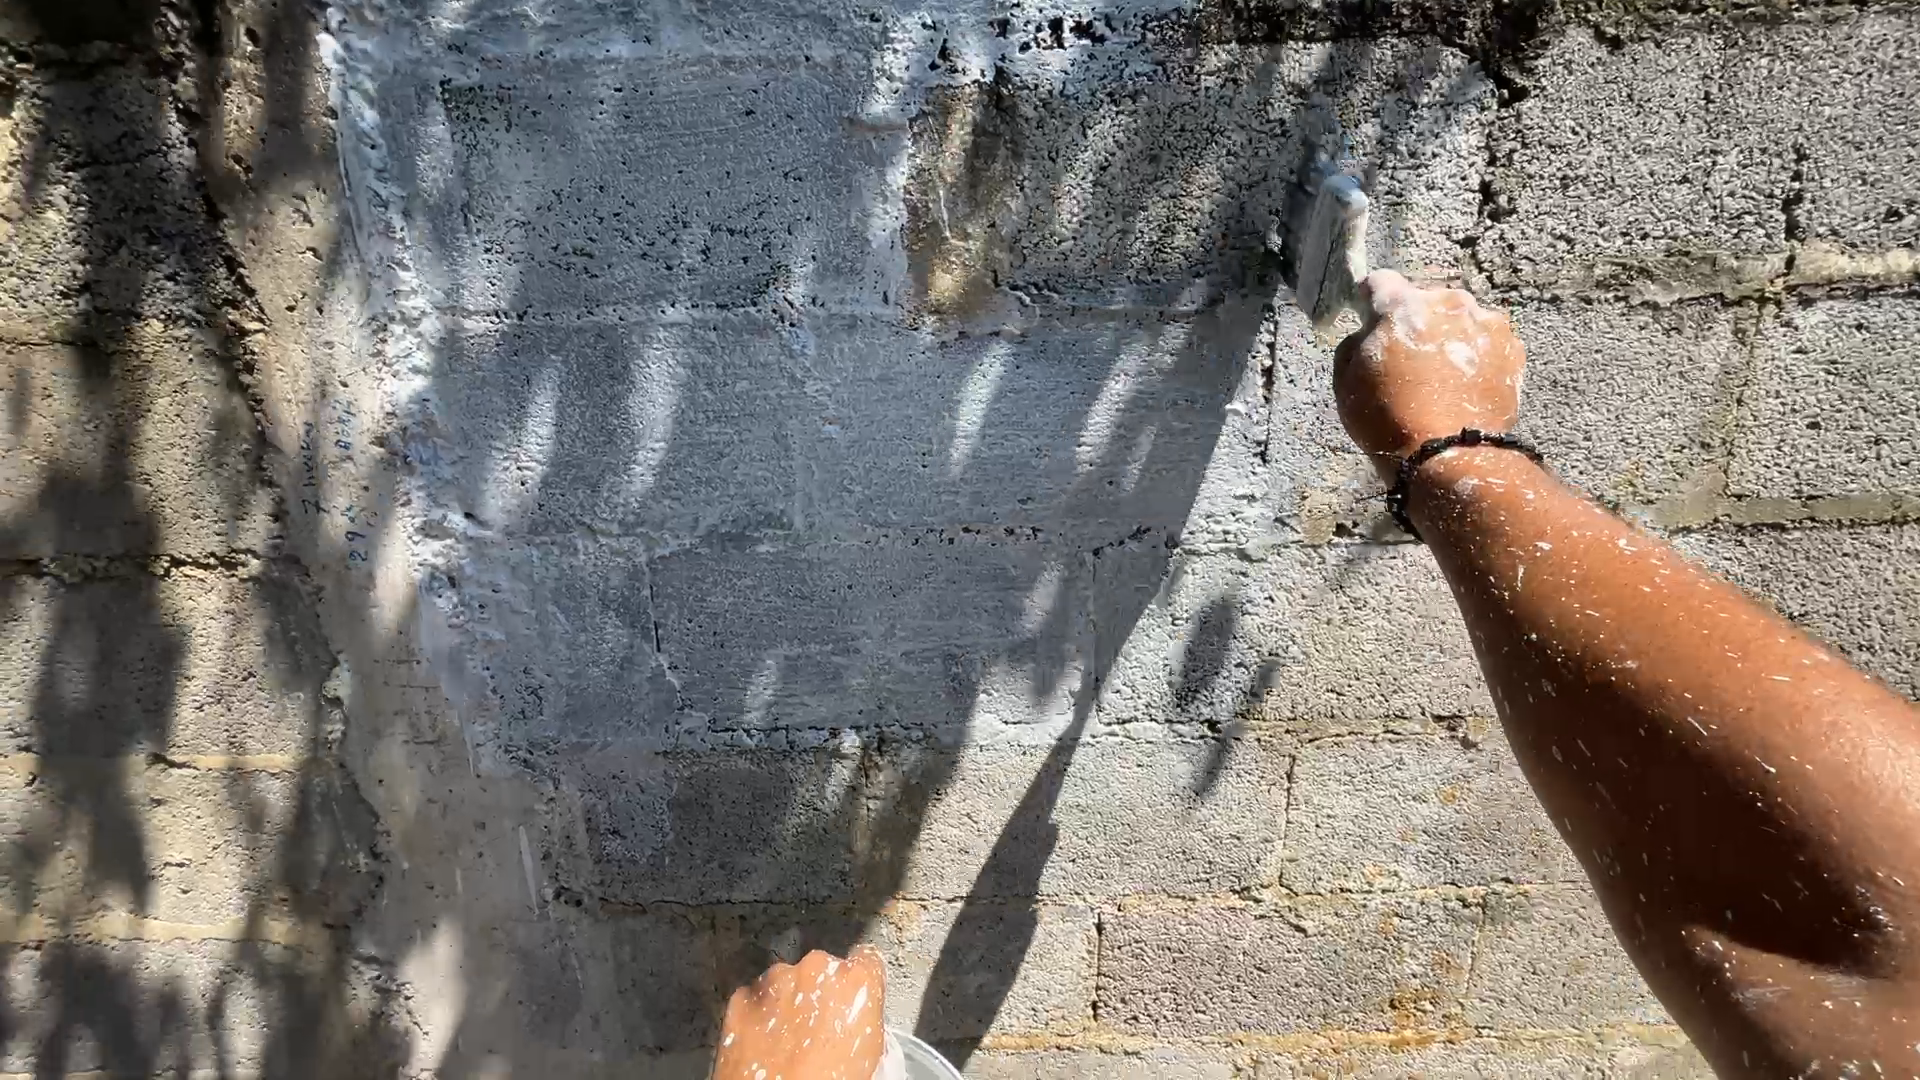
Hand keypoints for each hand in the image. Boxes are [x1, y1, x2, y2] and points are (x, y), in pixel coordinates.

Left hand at [712, 946, 886, 1079]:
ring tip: (785, 1042)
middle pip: (822, 968)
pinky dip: (758, 1016)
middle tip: (815, 1030)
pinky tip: (761, 1045)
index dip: (858, 983)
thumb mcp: (869, 1056)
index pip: (867, 961)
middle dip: (819, 991)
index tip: (852, 998)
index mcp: (856, 980)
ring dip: (787, 1001)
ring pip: (786, 981)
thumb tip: (858, 1021)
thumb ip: (865, 1021)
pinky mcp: (742, 997)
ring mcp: (776, 979)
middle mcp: (817, 967)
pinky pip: (755, 999)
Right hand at [1333, 270, 1525, 479]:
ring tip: (1436, 373)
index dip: (1367, 298)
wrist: (1447, 453)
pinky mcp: (1513, 348)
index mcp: (1403, 306)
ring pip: (1457, 318)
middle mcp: (1449, 303)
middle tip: (1402, 356)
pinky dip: (1471, 353)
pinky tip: (1459, 383)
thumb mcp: (1344, 382)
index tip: (1364, 316)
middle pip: (1424, 299)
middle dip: (1411, 320)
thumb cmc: (1386, 417)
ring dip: (1444, 334)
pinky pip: (1484, 339)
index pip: (1379, 282)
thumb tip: (1367, 333)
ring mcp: (1487, 323)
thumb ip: (1353, 344)